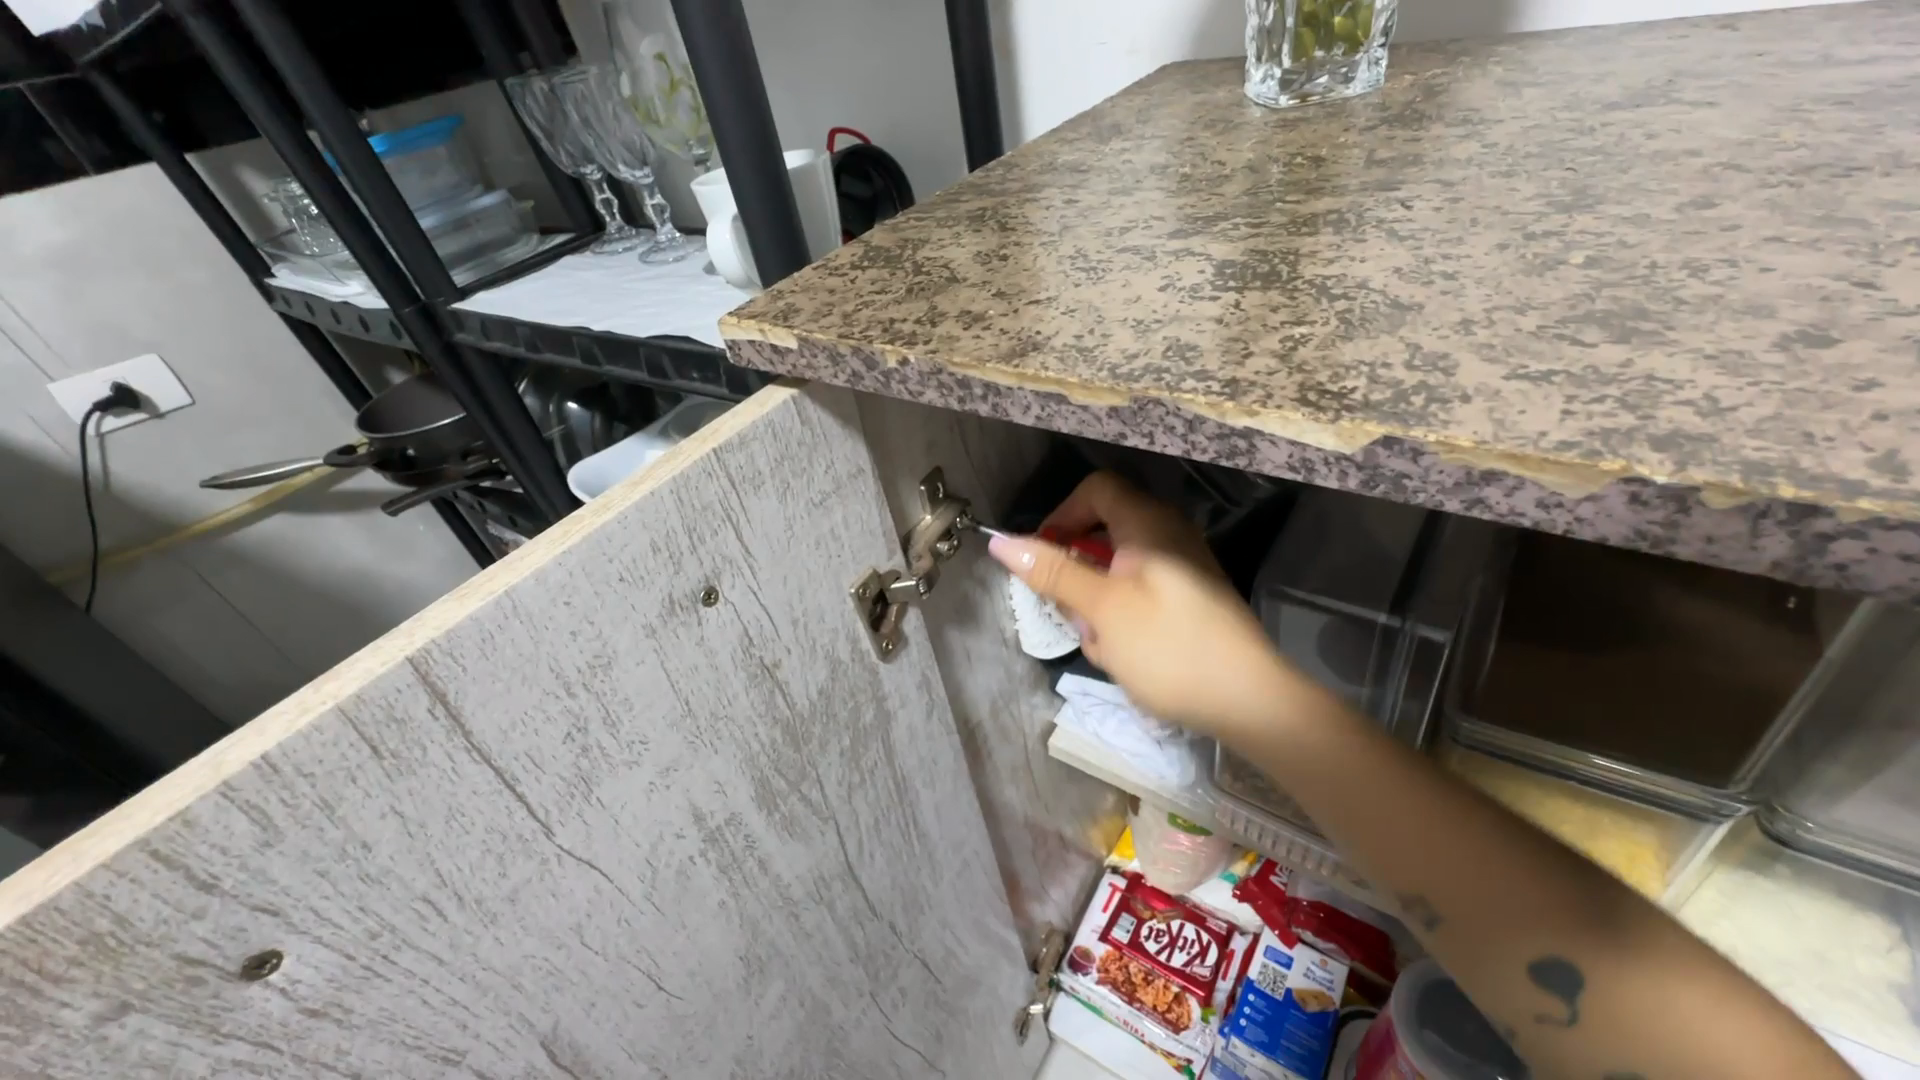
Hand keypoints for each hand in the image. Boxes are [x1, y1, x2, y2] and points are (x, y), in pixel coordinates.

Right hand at [990, 473, 1307, 737]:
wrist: (1249, 700)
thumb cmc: (1169, 648)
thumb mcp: (1102, 609)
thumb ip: (1053, 572)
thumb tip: (1002, 542)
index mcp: (1149, 524)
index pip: (1095, 489)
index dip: (1062, 515)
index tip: (1043, 557)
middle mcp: (1169, 535)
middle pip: (1101, 534)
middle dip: (1078, 576)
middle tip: (1075, 615)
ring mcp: (1182, 568)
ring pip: (1116, 573)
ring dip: (1098, 607)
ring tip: (1105, 647)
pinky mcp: (1189, 600)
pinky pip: (1139, 596)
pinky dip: (1122, 620)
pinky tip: (1126, 656)